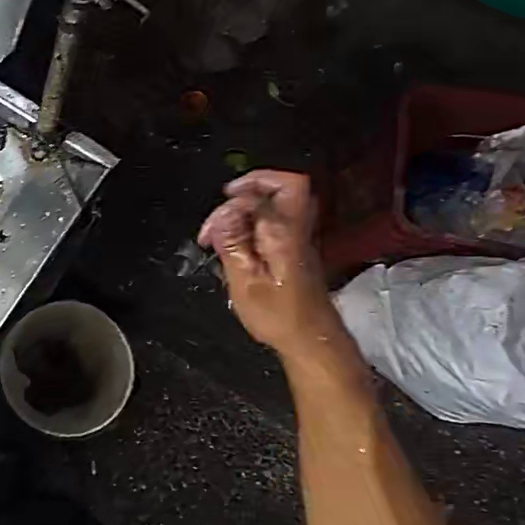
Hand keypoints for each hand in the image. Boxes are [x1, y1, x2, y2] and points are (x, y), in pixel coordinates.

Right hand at [197, 170, 348, 360]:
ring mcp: (298, 238)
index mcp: (285, 234)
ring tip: (223, 228)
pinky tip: (235, 243)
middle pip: (287, 185)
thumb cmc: (277, 316)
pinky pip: (276, 220)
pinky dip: (253, 221)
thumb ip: (234, 244)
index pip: (267, 193)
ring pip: (282, 201)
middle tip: (224, 204)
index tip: (214, 227)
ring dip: (250, 204)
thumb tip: (224, 215)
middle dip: (251, 185)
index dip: (236, 200)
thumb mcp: (245, 282)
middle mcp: (297, 229)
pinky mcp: (294, 249)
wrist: (310, 339)